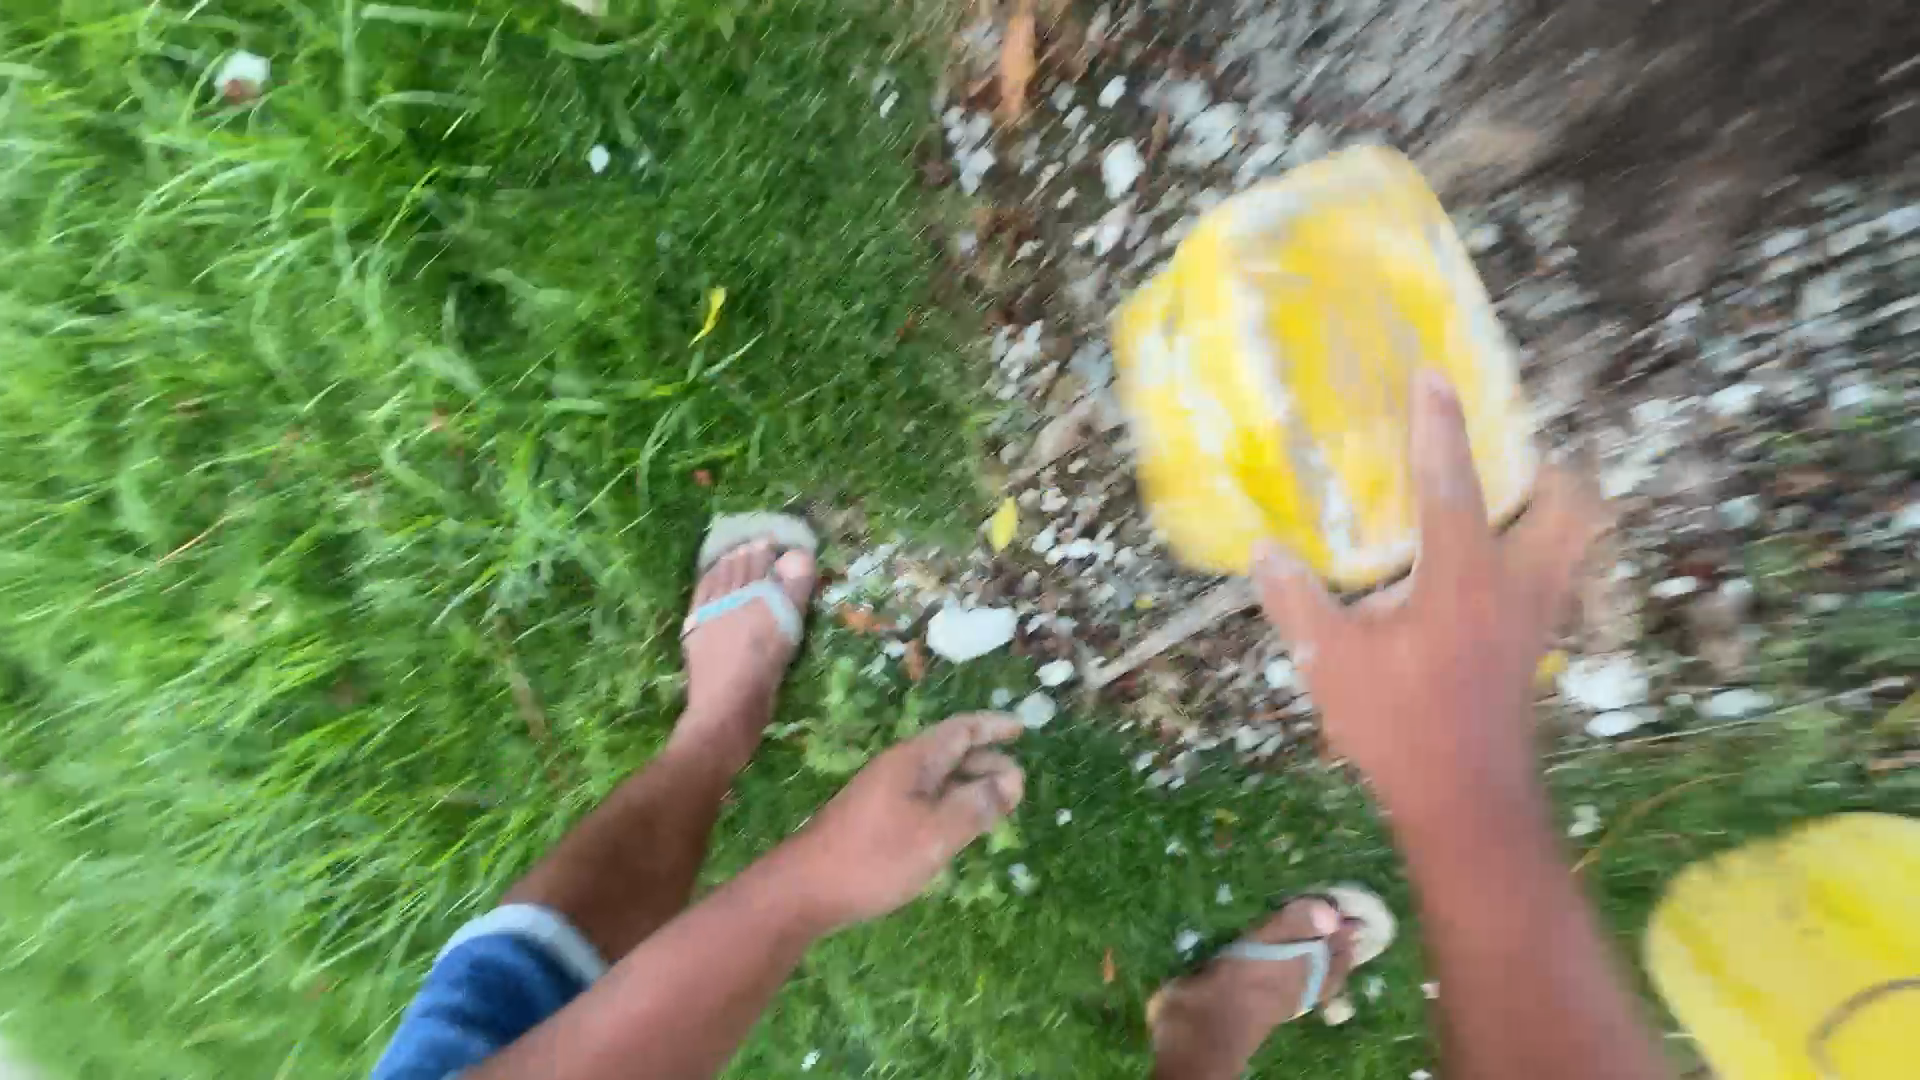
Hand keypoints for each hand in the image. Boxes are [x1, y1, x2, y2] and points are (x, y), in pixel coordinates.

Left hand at [775, 713, 1024, 928]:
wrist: (806, 888)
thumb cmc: (875, 857)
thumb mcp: (936, 832)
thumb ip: (976, 804)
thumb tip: (1012, 779)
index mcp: (915, 759)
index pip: (962, 729)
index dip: (993, 726)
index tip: (1021, 729)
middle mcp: (901, 767)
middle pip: (952, 751)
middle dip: (988, 761)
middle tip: (1019, 784)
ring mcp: (886, 791)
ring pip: (939, 777)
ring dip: (970, 785)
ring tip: (998, 804)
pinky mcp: (878, 816)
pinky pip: (926, 797)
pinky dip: (951, 803)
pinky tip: (959, 826)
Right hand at [1253, 372, 1606, 816]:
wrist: (1464, 800)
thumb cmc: (1396, 725)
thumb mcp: (1327, 661)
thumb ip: (1295, 600)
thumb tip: (1263, 552)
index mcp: (1460, 579)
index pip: (1450, 484)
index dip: (1439, 425)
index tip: (1434, 375)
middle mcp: (1514, 586)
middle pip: (1570, 504)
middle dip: (1543, 465)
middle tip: (1496, 453)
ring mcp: (1536, 618)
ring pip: (1578, 540)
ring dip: (1550, 506)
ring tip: (1500, 496)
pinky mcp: (1536, 645)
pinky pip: (1555, 575)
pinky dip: (1533, 550)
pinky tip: (1482, 568)